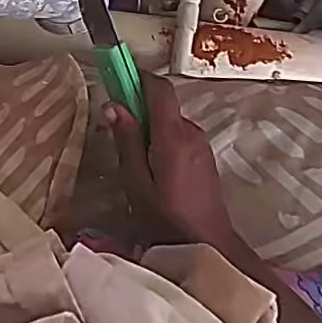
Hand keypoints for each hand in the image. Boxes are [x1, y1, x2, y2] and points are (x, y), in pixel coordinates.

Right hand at [105, 76, 236, 245]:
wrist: (209, 247)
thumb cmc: (166, 219)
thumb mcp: (136, 181)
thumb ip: (126, 140)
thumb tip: (112, 105)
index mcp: (173, 136)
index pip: (160, 88)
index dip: (138, 76)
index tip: (117, 75)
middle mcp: (191, 132)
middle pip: (162, 104)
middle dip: (138, 109)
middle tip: (117, 130)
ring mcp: (201, 143)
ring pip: (169, 120)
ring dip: (149, 127)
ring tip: (135, 159)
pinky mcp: (204, 155)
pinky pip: (178, 135)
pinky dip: (161, 139)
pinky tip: (153, 168)